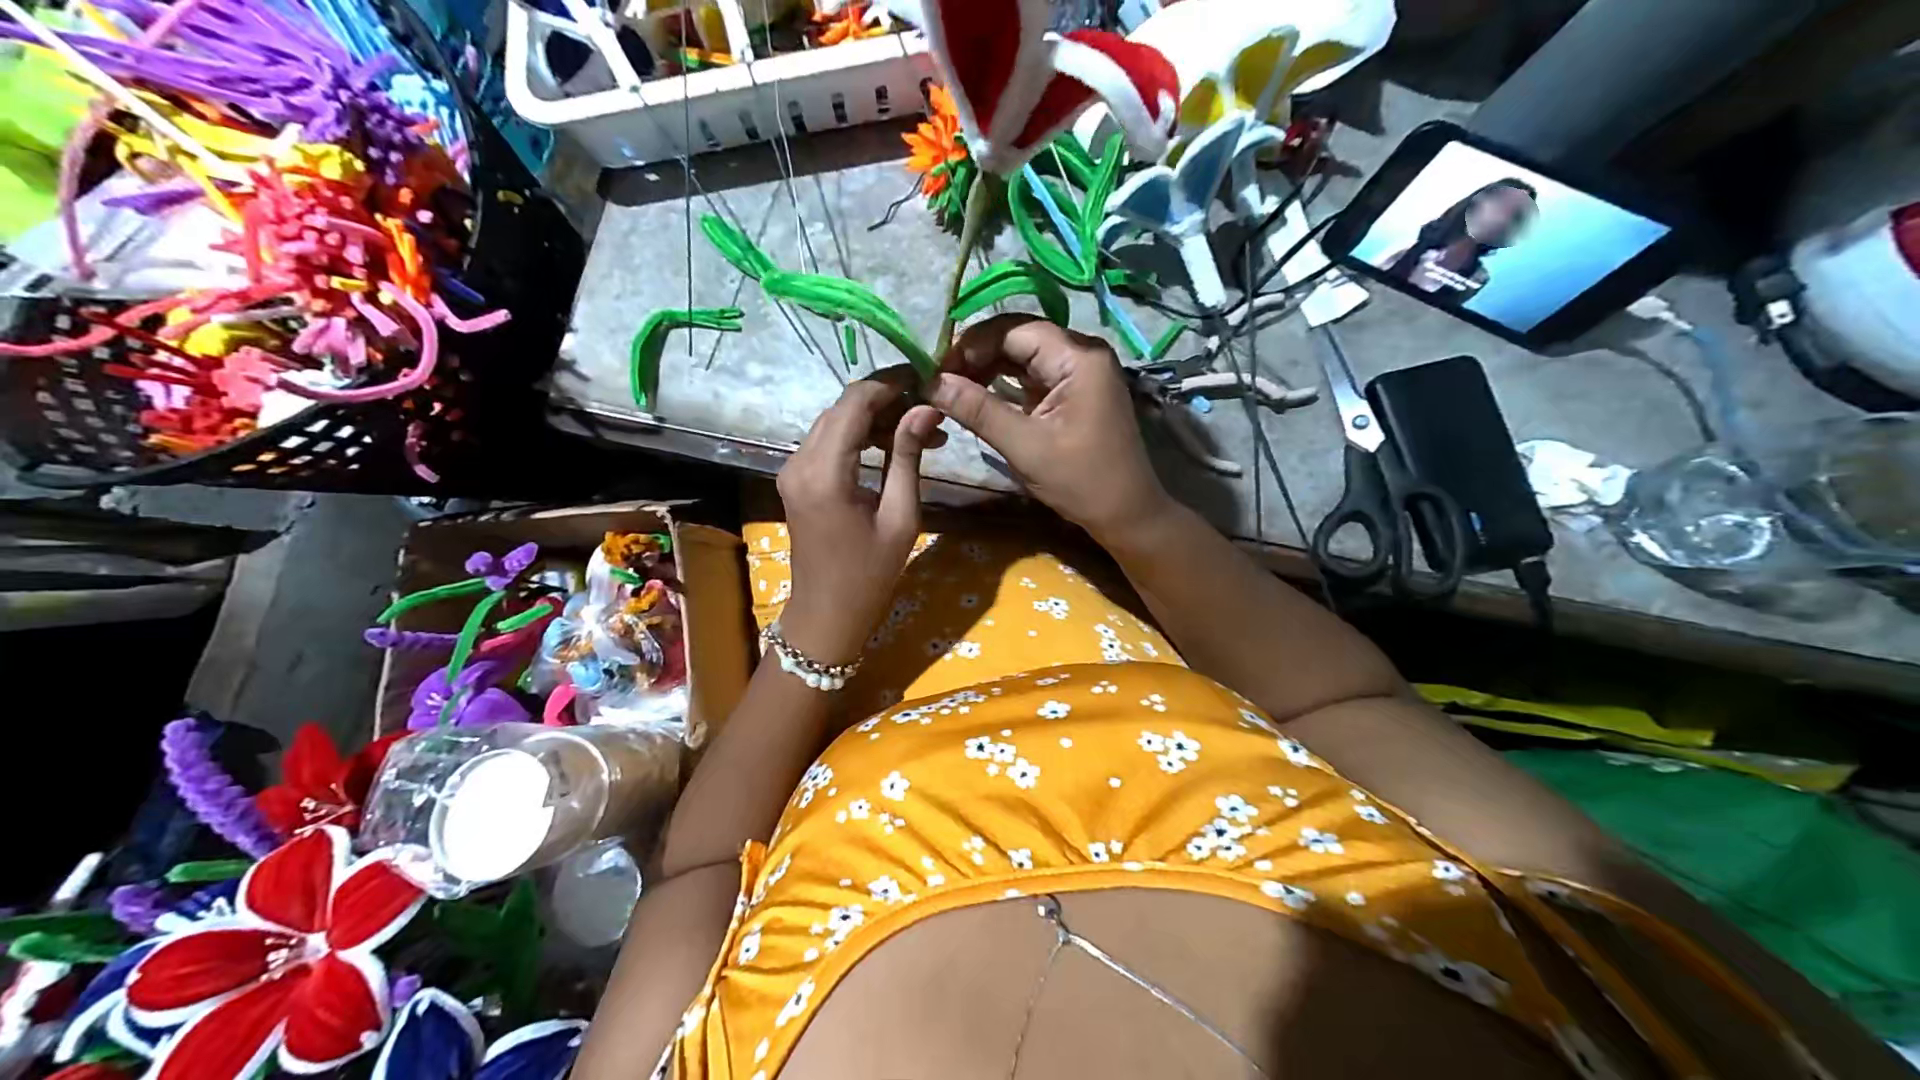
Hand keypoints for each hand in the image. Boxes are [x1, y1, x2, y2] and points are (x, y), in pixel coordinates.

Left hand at [777, 369, 943, 665]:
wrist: (827, 614)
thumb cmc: (870, 574)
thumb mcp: (900, 516)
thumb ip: (908, 456)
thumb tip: (926, 408)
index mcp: (824, 472)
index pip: (854, 402)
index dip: (890, 384)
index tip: (925, 380)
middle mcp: (799, 461)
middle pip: (842, 407)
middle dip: (886, 401)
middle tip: (929, 412)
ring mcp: (792, 469)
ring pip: (835, 421)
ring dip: (874, 419)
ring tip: (921, 432)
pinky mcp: (796, 478)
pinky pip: (828, 442)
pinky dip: (859, 436)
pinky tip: (891, 446)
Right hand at [928, 314, 1171, 542]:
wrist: (1126, 513)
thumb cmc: (1080, 480)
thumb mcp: (1024, 445)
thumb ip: (977, 409)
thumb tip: (930, 382)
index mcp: (1078, 357)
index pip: (1013, 330)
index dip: (970, 345)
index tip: (936, 370)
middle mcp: (1083, 352)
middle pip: (1018, 338)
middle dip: (977, 356)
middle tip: (939, 381)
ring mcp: (1081, 371)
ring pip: (1024, 356)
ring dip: (988, 370)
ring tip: (953, 390)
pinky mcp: (1076, 391)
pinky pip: (1034, 375)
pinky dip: (1005, 385)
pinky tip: (978, 398)